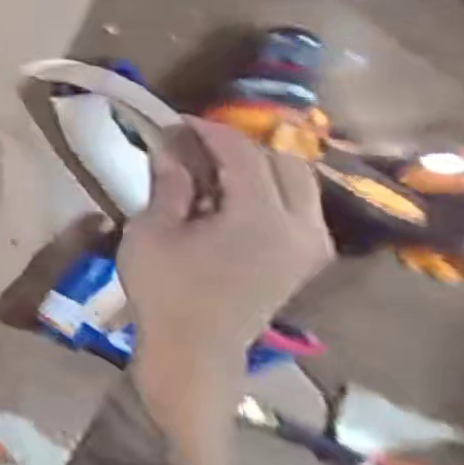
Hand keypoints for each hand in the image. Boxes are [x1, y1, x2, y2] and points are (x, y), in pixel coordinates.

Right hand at [120, 117, 333, 366]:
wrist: (194, 344)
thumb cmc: (163, 286)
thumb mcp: (151, 232)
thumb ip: (169, 188)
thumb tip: (169, 152)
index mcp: (260, 218)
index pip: (245, 156)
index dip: (211, 132)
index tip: (178, 120)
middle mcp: (302, 225)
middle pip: (283, 164)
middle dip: (239, 145)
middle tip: (193, 140)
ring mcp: (312, 242)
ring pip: (298, 183)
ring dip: (257, 166)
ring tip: (211, 164)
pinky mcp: (307, 255)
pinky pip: (297, 205)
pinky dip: (268, 188)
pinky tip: (229, 193)